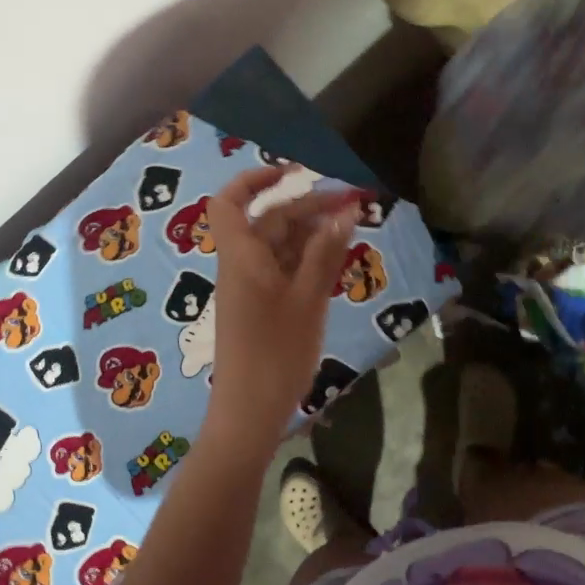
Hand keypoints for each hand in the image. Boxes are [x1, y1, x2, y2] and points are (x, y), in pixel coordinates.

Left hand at [203, 166, 359, 457]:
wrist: (249, 414)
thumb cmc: (275, 354)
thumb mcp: (307, 300)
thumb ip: (325, 254)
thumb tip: (345, 210)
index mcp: (242, 256)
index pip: (230, 201)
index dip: (256, 179)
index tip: (294, 171)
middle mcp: (242, 265)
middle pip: (269, 221)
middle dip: (308, 206)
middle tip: (353, 202)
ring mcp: (252, 288)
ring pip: (280, 246)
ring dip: (312, 232)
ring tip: (352, 227)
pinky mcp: (262, 309)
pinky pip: (284, 270)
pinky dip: (308, 259)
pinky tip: (337, 260)